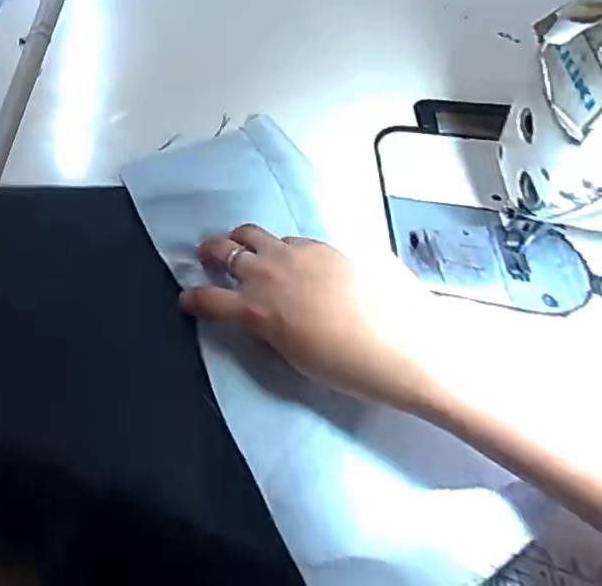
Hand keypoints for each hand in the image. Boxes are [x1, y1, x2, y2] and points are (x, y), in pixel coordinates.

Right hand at [180, 225, 445, 415]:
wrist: (415, 353)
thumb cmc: (353, 369)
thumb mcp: (296, 356)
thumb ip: (268, 328)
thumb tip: (259, 315)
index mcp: (256, 309)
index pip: (206, 298)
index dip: (191, 299)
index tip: (186, 301)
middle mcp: (266, 274)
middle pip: (220, 249)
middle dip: (209, 253)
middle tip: (209, 258)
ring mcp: (294, 255)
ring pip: (250, 233)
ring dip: (242, 242)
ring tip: (249, 251)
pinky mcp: (323, 247)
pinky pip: (290, 240)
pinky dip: (284, 249)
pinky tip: (301, 264)